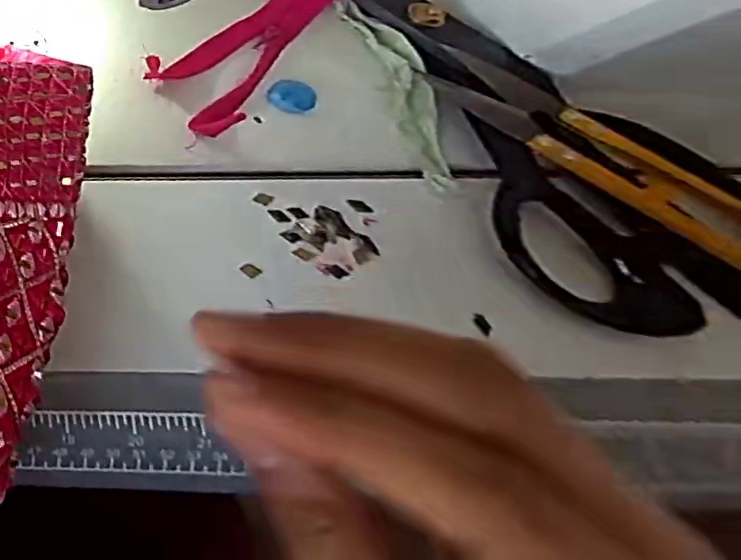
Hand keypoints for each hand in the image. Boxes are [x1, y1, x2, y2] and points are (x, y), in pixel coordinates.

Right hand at [195, 311, 717, 559]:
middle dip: (322, 348)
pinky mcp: (575, 470)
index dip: (328, 417)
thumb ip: (331, 535)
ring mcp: (621, 494)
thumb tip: (248, 416)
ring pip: (472, 372)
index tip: (224, 384)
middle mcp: (646, 533)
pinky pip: (470, 384)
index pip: (468, 477)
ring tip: (248, 338)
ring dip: (337, 343)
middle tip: (220, 331)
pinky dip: (371, 359)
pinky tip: (307, 355)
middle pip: (473, 393)